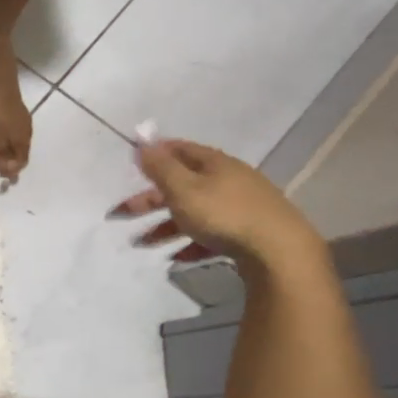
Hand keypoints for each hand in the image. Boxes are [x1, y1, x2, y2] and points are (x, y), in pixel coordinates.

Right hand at [112, 139, 321, 266]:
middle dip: (149, 199)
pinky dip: (190, 242)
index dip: (158, 151)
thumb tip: (142, 141)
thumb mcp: (183, 189)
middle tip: (121, 212)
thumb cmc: (222, 213)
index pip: (182, 150)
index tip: (135, 157)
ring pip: (193, 212)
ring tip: (142, 244)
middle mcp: (229, 180)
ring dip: (164, 226)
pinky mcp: (246, 230)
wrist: (276, 249)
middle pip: (182, 185)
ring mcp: (240, 205)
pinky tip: (177, 257)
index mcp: (215, 165)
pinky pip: (210, 233)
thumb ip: (160, 167)